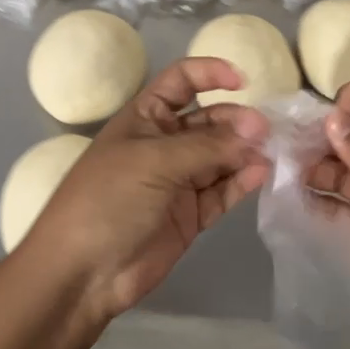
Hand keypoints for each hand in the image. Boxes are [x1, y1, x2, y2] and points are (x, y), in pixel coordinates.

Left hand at [20, 57, 270, 322]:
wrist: (81, 275)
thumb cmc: (109, 199)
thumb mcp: (155, 161)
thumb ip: (208, 146)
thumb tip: (256, 129)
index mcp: (145, 117)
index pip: (182, 81)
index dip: (210, 73)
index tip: (243, 81)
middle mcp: (164, 143)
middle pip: (208, 120)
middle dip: (235, 120)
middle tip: (263, 130)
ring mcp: (177, 180)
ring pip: (219, 156)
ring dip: (243, 151)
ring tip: (268, 152)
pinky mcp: (189, 215)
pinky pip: (221, 191)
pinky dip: (240, 182)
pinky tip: (259, 174)